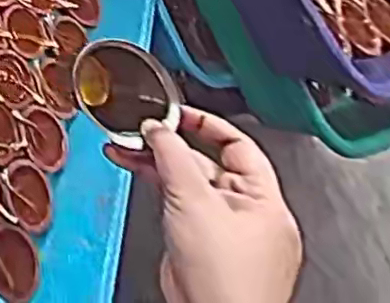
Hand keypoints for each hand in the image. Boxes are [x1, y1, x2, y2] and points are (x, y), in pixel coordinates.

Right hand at [105, 108, 300, 302]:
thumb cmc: (224, 277)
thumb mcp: (193, 198)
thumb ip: (172, 154)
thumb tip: (157, 127)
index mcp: (265, 203)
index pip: (239, 145)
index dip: (206, 123)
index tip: (175, 112)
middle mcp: (248, 213)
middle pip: (207, 160)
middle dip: (170, 143)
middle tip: (142, 130)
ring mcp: (223, 226)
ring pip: (187, 177)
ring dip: (154, 159)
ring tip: (125, 145)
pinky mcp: (200, 237)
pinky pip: (177, 196)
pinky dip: (153, 178)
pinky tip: (131, 166)